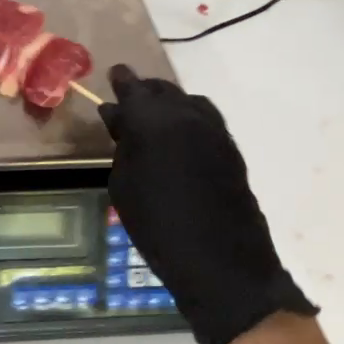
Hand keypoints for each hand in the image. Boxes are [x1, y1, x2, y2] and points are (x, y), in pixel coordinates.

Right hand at [98, 66, 315, 343]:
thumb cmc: (157, 224)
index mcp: (151, 119)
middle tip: (128, 106)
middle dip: (143, 93)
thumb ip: (123, 145)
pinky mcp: (232, 150)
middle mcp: (184, 115)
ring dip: (169, 105)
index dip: (120, 81)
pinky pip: (204, 121)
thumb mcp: (123, 184)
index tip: (111, 79)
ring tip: (154, 123)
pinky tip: (178, 141)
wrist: (223, 264)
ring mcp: (213, 131)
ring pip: (186, 101)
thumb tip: (120, 120)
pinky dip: (188, 121)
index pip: (131, 86)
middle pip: (161, 90)